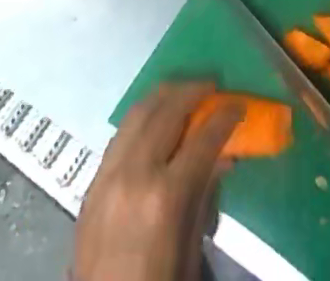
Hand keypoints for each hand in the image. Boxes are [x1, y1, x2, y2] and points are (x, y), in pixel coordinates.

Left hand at [72, 83, 240, 280]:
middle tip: (214, 85)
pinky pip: (119, 136)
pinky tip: (156, 120)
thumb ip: (206, 193)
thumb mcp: (193, 244)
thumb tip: (224, 156)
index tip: (239, 105)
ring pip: (137, 114)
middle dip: (193, 91)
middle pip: (167, 112)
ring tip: (185, 91)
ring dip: (164, 96)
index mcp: (166, 195)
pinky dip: (142, 118)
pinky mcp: (90, 187)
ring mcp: (107, 178)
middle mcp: (134, 175)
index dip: (226, 116)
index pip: (204, 137)